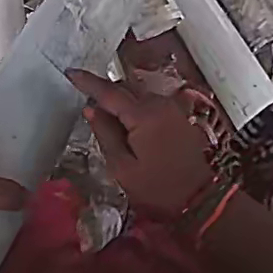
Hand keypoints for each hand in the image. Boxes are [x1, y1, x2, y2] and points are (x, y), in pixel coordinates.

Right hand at [66, 69, 217, 214]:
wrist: (201, 200)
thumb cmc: (157, 188)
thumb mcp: (122, 167)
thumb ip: (105, 133)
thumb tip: (91, 109)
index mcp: (144, 115)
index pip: (109, 92)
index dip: (88, 82)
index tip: (71, 73)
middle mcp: (159, 104)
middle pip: (125, 87)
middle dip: (103, 90)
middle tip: (84, 97)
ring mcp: (171, 108)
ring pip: (137, 93)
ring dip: (119, 98)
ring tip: (102, 113)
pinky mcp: (177, 116)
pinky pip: (149, 102)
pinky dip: (133, 105)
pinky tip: (124, 120)